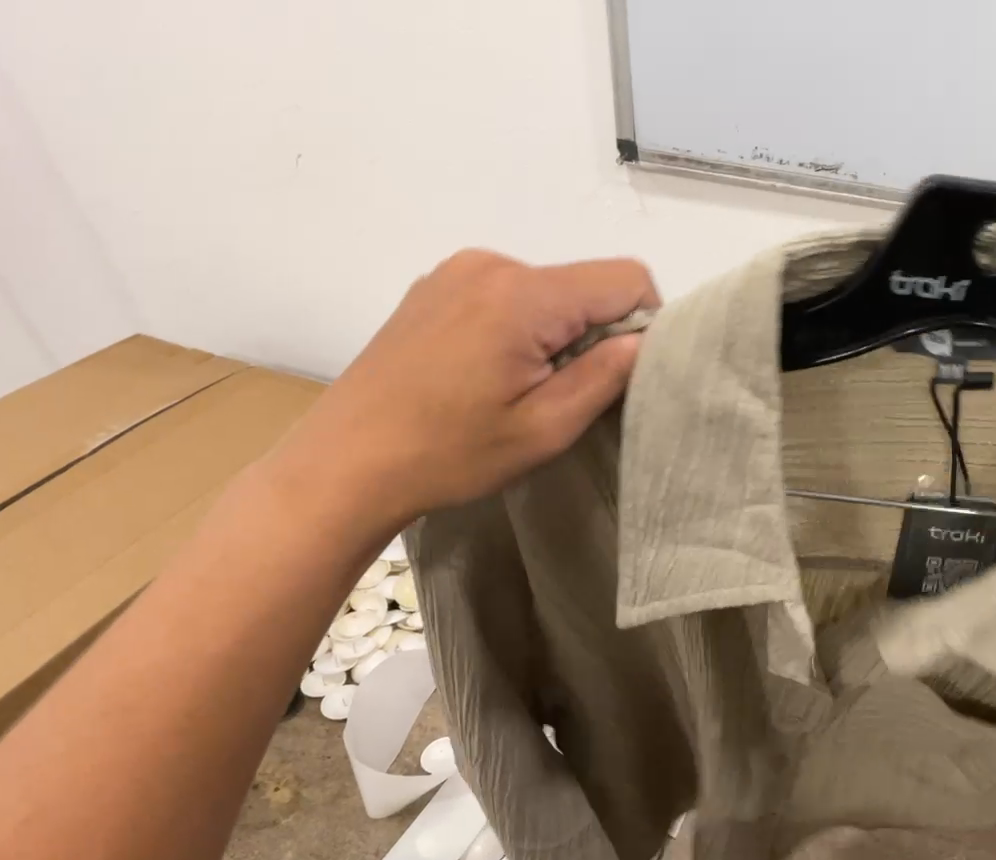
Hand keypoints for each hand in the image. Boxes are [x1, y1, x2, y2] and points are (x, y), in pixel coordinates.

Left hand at [270, 250, 658, 536]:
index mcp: (523, 295)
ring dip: (560, 333)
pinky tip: (492, 373)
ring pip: (549, 291)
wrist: (349, 459)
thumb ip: (606, 376)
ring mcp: (458, 270)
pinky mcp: (437, 287)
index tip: (626, 375)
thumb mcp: (545, 428)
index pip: (626, 278)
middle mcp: (492, 263)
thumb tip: (647, 340)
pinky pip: (509, 294)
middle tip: (570, 395)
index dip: (647, 323)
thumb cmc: (452, 453)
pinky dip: (524, 327)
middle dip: (599, 333)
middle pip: (586, 284)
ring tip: (526, 388)